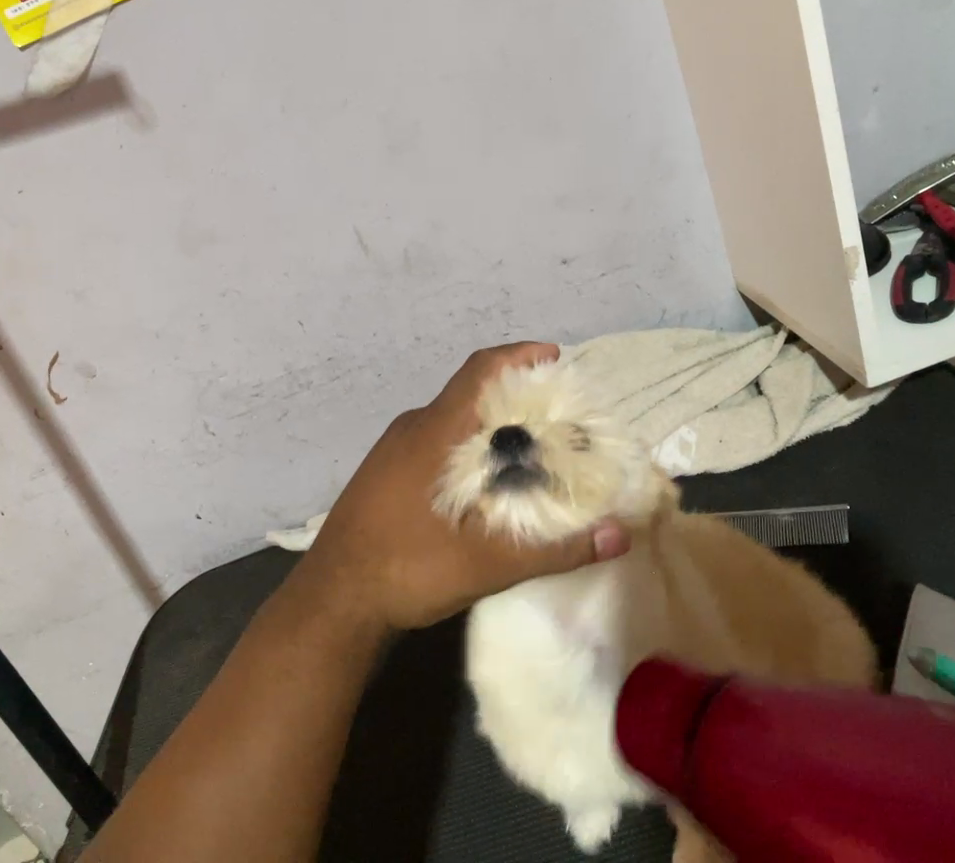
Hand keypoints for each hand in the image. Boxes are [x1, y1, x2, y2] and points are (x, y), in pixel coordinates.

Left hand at [288, 342, 631, 633]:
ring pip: (450, 421)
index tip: (556, 358)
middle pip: (470, 394)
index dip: (519, 356)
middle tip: (557, 420)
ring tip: (528, 453)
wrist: (333, 599)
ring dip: (488, 427)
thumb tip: (621, 535)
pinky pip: (432, 442)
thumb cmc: (408, 568)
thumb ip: (556, 548)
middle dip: (515, 400)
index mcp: (435, 432)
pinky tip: (482, 484)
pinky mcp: (383, 473)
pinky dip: (464, 447)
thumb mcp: (489, 563)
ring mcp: (392, 450)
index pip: (480, 370)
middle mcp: (412, 428)